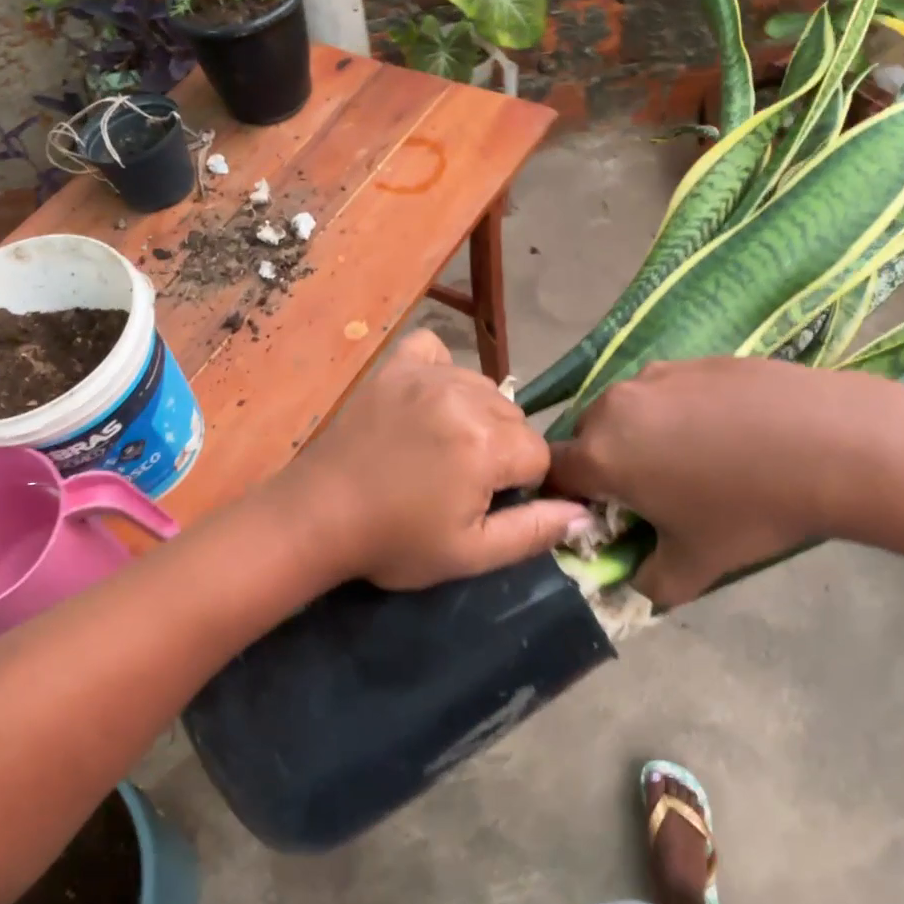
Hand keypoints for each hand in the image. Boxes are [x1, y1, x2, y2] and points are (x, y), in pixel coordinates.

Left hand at [278, 331, 592, 590]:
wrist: (318, 517)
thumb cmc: (394, 541)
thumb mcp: (471, 553)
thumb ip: (534, 531)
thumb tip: (584, 511)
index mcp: (487, 444)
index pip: (538, 454)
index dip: (519, 484)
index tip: (485, 501)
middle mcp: (465, 397)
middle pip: (514, 418)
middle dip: (500, 449)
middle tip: (457, 482)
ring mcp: (426, 375)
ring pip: (483, 387)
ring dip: (475, 415)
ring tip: (438, 449)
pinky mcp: (394, 367)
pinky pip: (436, 350)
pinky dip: (441, 370)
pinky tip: (427, 402)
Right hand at [549, 358, 888, 605]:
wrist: (835, 442)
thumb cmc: (750, 508)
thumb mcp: (695, 566)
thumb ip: (648, 583)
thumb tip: (634, 580)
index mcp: (600, 455)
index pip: (553, 475)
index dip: (569, 499)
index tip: (601, 517)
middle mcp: (614, 406)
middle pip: (586, 438)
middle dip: (604, 466)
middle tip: (649, 494)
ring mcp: (655, 376)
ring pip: (625, 411)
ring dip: (639, 437)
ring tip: (692, 461)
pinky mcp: (694, 359)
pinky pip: (665, 392)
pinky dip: (677, 414)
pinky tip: (726, 434)